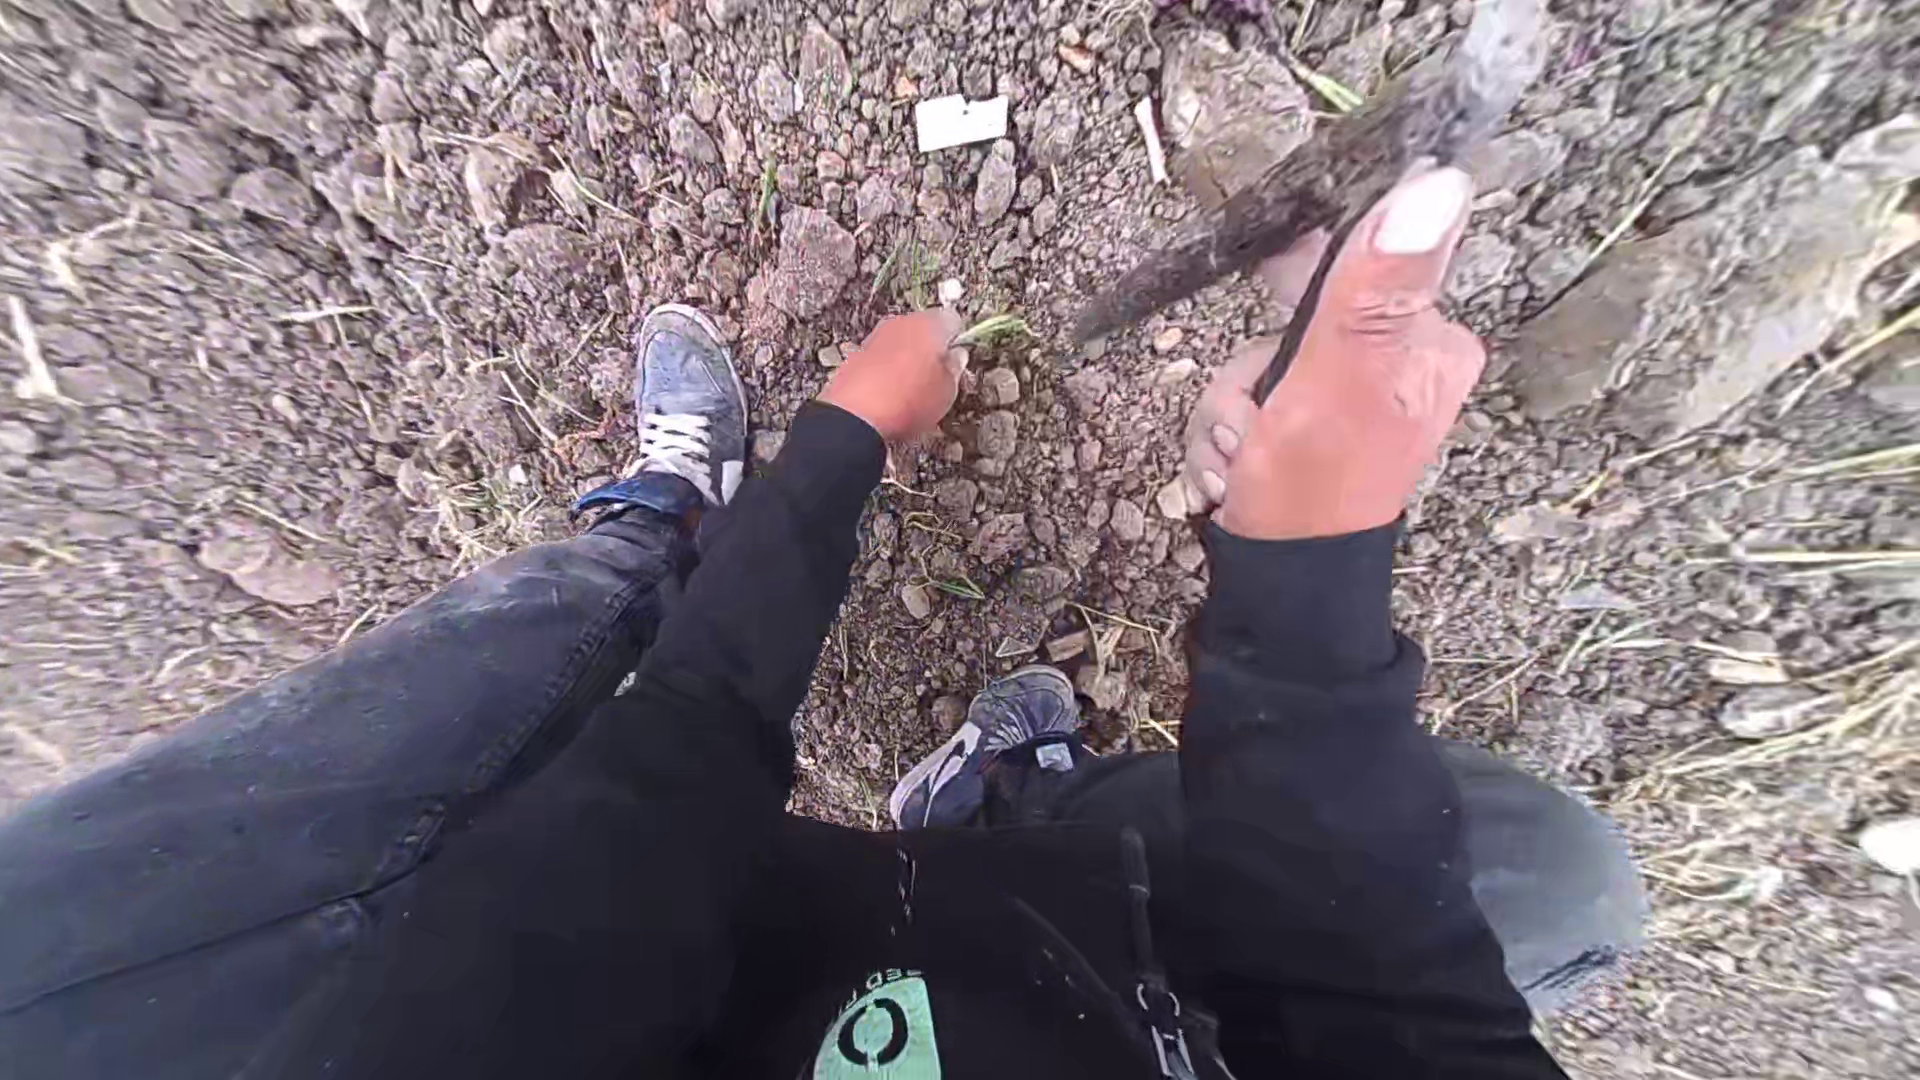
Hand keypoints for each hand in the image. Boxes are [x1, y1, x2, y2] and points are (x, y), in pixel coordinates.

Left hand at [819, 309, 967, 441]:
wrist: (855, 418)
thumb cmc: (907, 402)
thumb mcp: (947, 392)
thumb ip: (954, 369)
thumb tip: (956, 357)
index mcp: (929, 325)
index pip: (953, 321)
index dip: (958, 342)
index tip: (958, 361)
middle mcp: (900, 323)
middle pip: (923, 330)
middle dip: (931, 351)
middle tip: (937, 380)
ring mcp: (875, 338)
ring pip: (899, 344)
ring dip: (907, 362)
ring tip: (912, 394)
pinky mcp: (854, 357)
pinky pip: (879, 360)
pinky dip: (885, 373)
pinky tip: (889, 397)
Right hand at [1199, 167, 1485, 540]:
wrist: (1278, 574)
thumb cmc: (1312, 486)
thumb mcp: (1337, 384)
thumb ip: (1370, 294)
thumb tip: (1436, 184)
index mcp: (1419, 344)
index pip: (1353, 269)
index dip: (1292, 279)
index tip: (1253, 284)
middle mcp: (1379, 367)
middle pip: (1279, 330)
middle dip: (1242, 387)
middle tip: (1249, 431)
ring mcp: (1331, 402)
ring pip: (1246, 374)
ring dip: (1222, 422)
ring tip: (1234, 467)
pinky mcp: (1293, 429)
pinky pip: (1237, 408)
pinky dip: (1221, 443)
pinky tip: (1228, 478)